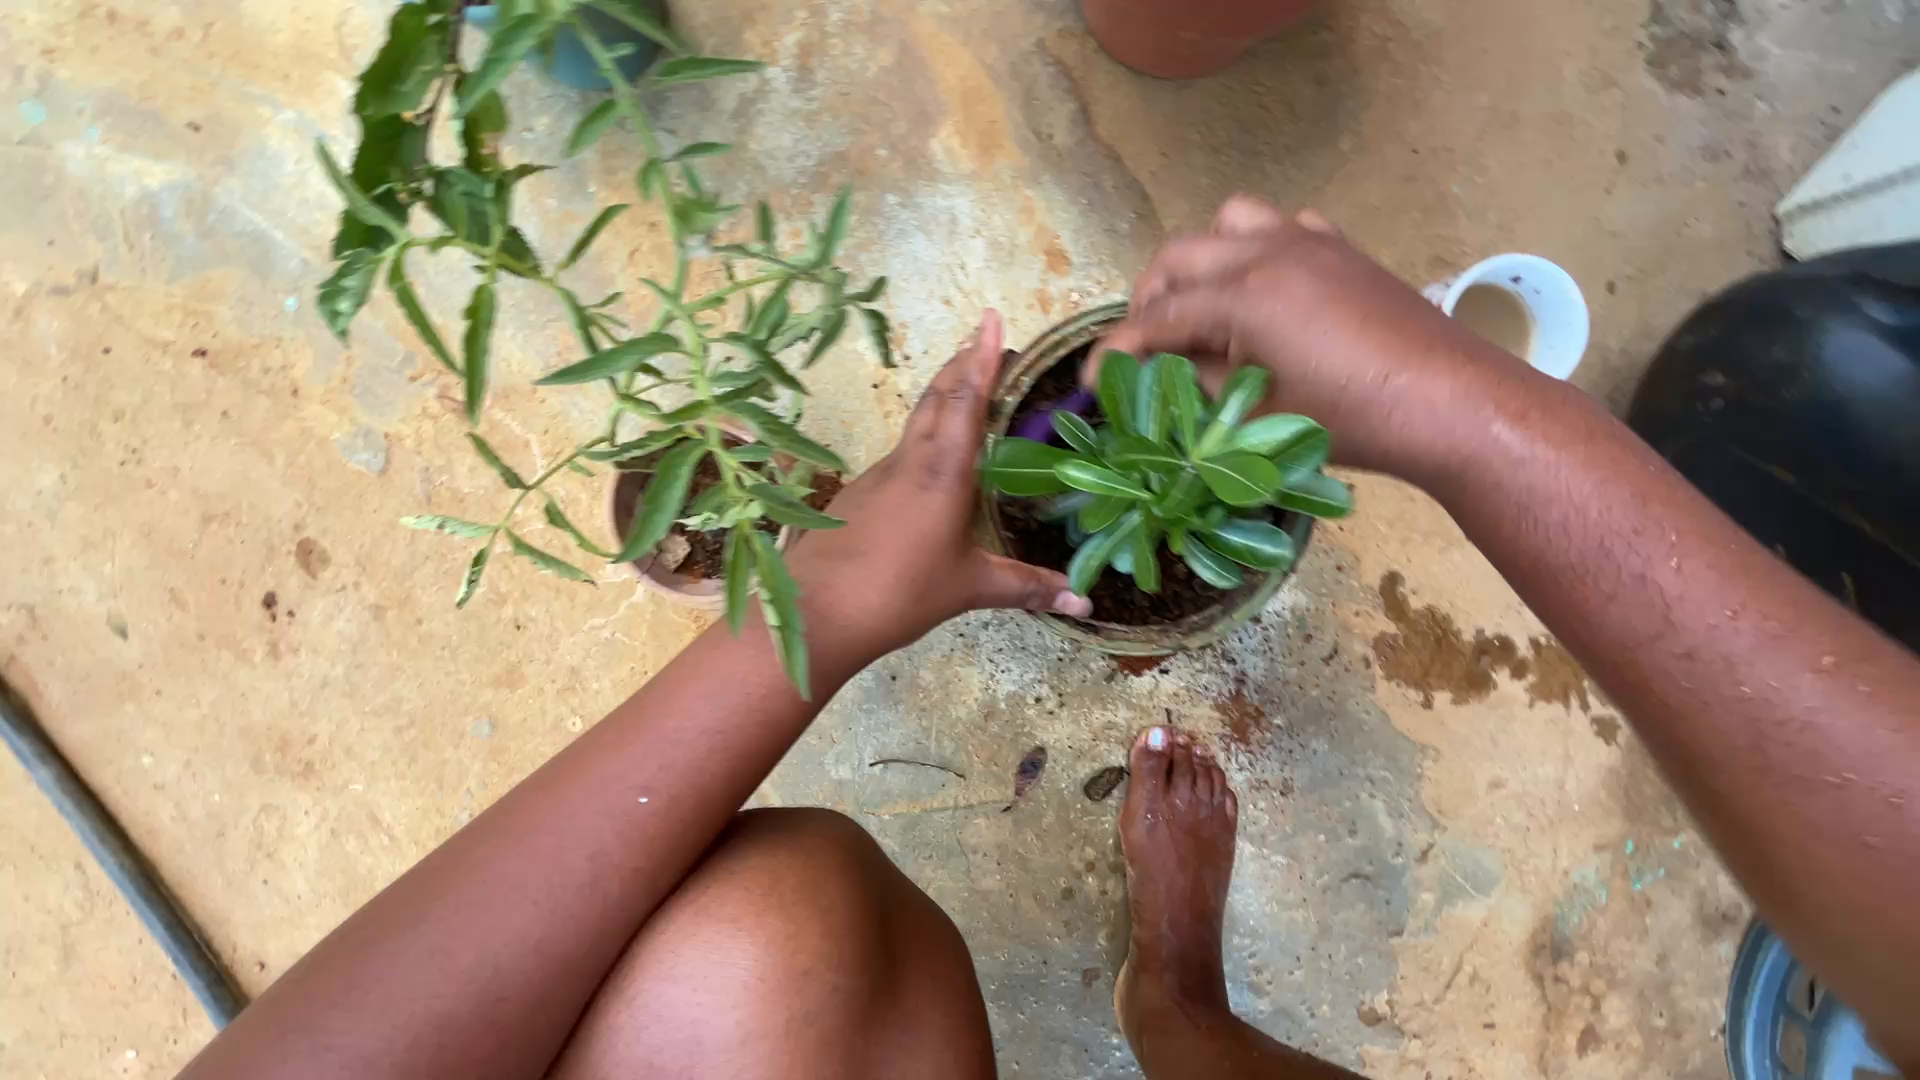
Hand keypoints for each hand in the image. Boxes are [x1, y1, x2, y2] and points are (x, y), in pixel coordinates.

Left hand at [784, 311, 1092, 663]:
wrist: (817, 612)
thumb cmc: (902, 593)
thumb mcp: (970, 588)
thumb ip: (1026, 587)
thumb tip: (1084, 605)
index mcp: (942, 471)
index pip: (965, 400)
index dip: (981, 358)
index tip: (990, 318)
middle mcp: (907, 462)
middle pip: (935, 398)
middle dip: (961, 364)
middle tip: (982, 340)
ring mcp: (876, 476)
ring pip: (914, 425)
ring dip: (939, 398)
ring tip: (962, 388)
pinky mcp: (857, 496)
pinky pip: (898, 456)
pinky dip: (920, 441)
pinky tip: (928, 465)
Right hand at [1092, 194, 1541, 480]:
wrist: (1449, 404)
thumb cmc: (1349, 421)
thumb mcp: (1254, 413)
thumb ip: (1193, 382)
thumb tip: (1151, 373)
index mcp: (1244, 295)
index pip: (1155, 319)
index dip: (1115, 353)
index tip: (1091, 386)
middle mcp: (1268, 250)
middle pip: (1176, 257)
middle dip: (1147, 302)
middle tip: (1144, 350)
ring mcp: (1308, 240)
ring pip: (1226, 222)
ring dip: (1198, 263)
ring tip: (1199, 310)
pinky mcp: (1340, 247)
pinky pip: (1280, 225)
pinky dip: (1253, 250)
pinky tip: (1261, 292)